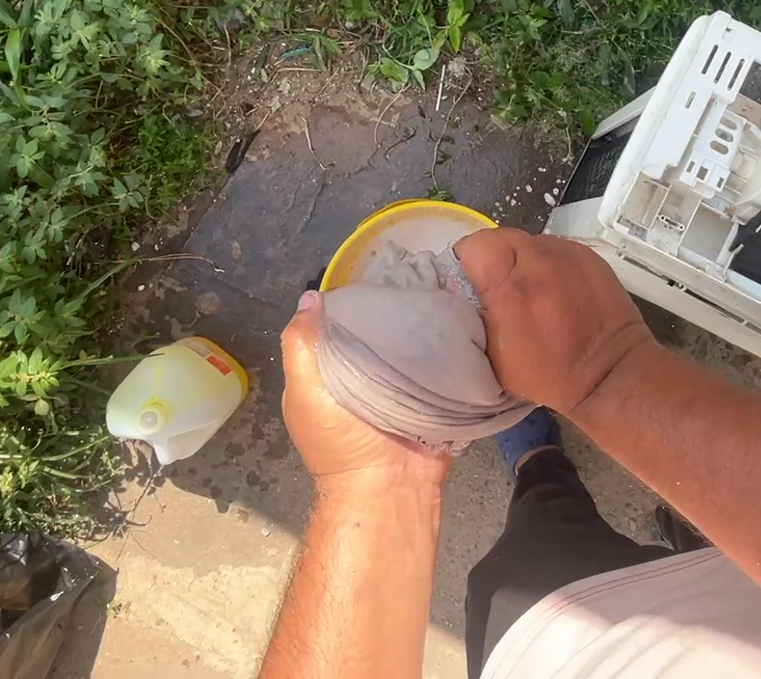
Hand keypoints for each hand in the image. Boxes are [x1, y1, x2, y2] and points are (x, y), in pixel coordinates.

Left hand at [280, 291, 450, 492]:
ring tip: (441, 285)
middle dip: (393, 305)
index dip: (354, 300)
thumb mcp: (305, 393)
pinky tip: (459, 312)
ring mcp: (404, 381)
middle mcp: (368, 373)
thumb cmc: (340, 441)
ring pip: (411, 340)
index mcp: (333, 371)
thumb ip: (301, 347)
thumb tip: (310, 296)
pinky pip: (441, 358)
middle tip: (415, 275)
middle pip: (379, 328)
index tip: (373, 273)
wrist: (390, 486)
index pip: (342, 324)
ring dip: (423, 319)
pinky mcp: (434, 389)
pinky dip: (447, 339)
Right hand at [454, 228, 657, 415]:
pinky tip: (554, 286)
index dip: (467, 260)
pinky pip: (554, 247)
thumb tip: (460, 290)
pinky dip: (547, 261)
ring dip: (521, 258)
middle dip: (492, 257)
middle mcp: (539, 261)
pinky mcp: (588, 254)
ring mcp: (567, 253)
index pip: (475, 245)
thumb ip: (474, 317)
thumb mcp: (494, 356)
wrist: (610, 372)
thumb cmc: (547, 373)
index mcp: (511, 288)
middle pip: (499, 236)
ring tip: (529, 287)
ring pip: (528, 240)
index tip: (472, 280)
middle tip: (497, 285)